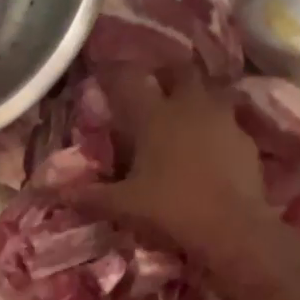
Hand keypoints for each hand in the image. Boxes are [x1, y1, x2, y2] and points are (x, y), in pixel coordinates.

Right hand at [91, 72, 272, 251]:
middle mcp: (189, 105)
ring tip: (185, 116)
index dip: (115, 72)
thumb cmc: (171, 209)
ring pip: (208, 91)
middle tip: (155, 90)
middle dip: (166, 76)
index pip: (129, 79)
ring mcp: (222, 119)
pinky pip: (228, 121)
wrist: (232, 228)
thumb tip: (54, 192)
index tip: (106, 73)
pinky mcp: (245, 139)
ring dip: (195, 97)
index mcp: (154, 115)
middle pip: (179, 71)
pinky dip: (216, 127)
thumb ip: (91, 196)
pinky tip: (210, 146)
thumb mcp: (125, 206)